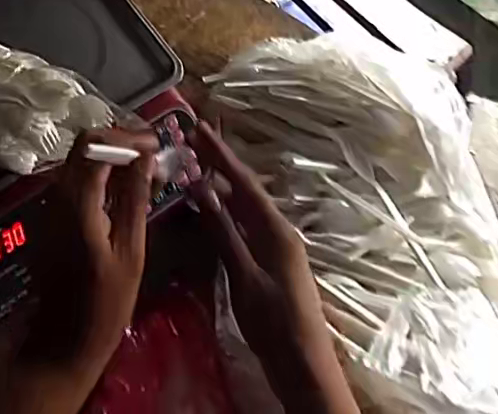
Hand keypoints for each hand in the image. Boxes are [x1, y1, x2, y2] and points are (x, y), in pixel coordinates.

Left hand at [0, 128, 158, 413]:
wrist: (63, 342)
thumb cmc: (104, 304)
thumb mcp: (130, 251)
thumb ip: (136, 198)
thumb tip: (146, 156)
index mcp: (78, 202)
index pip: (98, 144)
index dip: (128, 136)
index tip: (156, 143)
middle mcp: (59, 194)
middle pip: (86, 143)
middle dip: (120, 139)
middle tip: (151, 150)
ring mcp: (53, 203)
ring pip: (81, 157)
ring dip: (112, 152)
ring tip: (144, 165)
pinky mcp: (54, 213)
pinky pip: (78, 175)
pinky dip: (102, 169)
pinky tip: (126, 184)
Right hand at [193, 122, 359, 413]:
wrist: (305, 369)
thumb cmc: (275, 323)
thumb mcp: (245, 278)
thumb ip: (224, 232)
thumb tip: (201, 188)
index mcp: (275, 228)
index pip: (243, 181)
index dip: (220, 153)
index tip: (199, 128)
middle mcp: (277, 229)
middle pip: (244, 189)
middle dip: (219, 164)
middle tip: (192, 142)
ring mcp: (275, 245)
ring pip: (244, 206)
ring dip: (221, 187)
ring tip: (195, 169)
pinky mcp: (270, 262)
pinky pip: (245, 225)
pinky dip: (226, 212)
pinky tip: (211, 211)